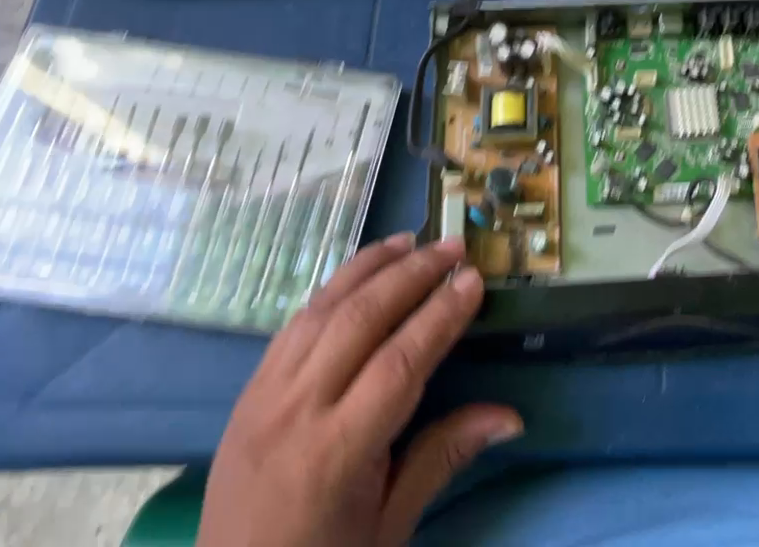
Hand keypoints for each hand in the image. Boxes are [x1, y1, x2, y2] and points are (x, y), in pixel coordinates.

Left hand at [197, 234, 520, 546]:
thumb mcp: (390, 525)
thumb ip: (444, 457)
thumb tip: (511, 416)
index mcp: (335, 455)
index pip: (398, 364)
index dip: (440, 316)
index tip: (474, 280)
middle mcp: (295, 413)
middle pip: (359, 321)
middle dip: (411, 275)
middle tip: (454, 246)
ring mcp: (263, 397)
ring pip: (321, 311)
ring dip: (369, 268)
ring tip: (411, 241)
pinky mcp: (247, 391)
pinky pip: (293, 325)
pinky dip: (332, 290)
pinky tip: (359, 275)